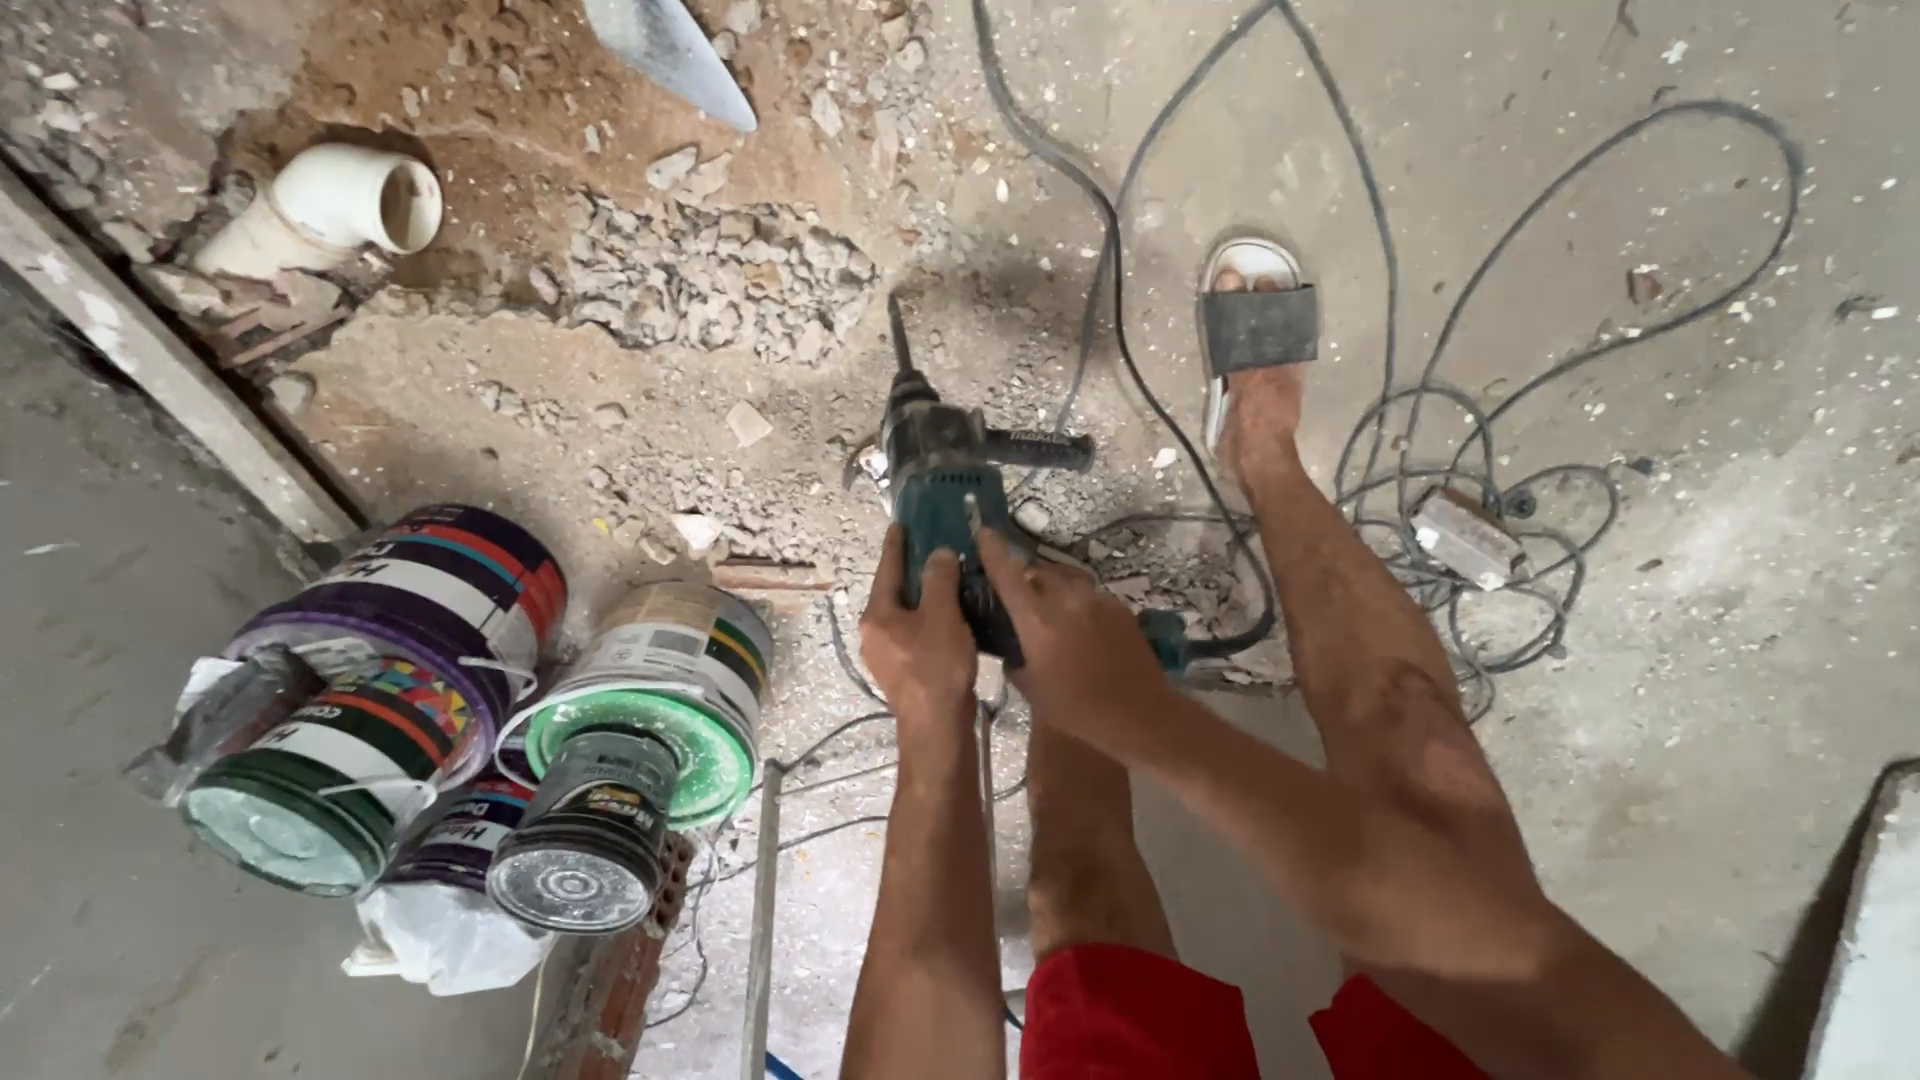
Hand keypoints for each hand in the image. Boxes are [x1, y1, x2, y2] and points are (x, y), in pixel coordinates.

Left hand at [860, 526, 978, 750]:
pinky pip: (916, 633)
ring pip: (907, 614)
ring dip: (926, 597)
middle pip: (894, 592)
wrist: (938, 727)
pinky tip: (953, 614)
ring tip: (949, 578)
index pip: (886, 570)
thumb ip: (939, 580)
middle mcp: (874, 633)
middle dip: (913, 571)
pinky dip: (932, 619)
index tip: (900, 524)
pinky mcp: (905, 671)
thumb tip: (938, 555)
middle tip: (933, 548)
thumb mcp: (942, 615)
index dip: (896, 545)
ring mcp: (888, 654)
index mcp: (877, 615)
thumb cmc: (936, 667)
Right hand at [975, 528, 1174, 754]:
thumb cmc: (1077, 709)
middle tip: (1018, 596)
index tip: (982, 531)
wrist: (1139, 713)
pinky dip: (1076, 602)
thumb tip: (1009, 647)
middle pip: (1038, 572)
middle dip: (1024, 577)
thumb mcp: (1031, 691)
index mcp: (1038, 621)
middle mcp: (1065, 601)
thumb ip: (1014, 661)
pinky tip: (1079, 626)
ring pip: (1065, 580)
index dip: (993, 550)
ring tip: (1049, 608)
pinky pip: (1088, 594)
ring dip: (1051, 587)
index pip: (1008, 575)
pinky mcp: (1118, 606)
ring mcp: (1096, 600)